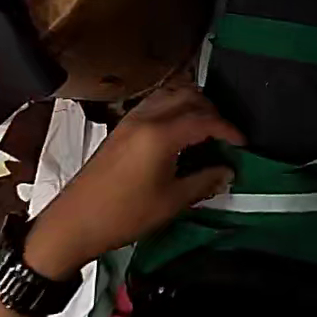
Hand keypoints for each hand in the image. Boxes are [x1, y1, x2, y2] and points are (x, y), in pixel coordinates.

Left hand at [23, 83, 243, 277]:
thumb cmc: (124, 215)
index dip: (228, 129)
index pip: (205, 119)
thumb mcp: (171, 202)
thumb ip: (204, 181)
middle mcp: (146, 118)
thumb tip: (227, 171)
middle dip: (212, 111)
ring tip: (205, 127)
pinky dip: (173, 106)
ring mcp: (130, 119)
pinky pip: (154, 103)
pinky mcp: (121, 127)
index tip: (242, 144)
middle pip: (188, 96)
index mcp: (161, 134)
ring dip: (192, 103)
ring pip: (170, 94)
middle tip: (225, 133)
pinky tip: (178, 129)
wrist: (75, 222)